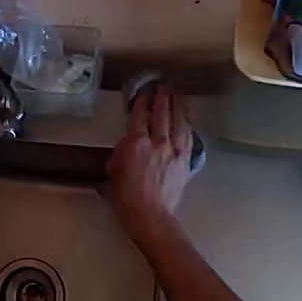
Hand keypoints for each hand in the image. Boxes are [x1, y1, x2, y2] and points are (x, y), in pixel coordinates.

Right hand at [108, 82, 193, 229]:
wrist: (150, 215)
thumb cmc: (126, 197)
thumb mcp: (114, 171)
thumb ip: (121, 152)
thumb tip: (128, 142)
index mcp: (135, 143)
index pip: (138, 116)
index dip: (141, 102)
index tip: (143, 93)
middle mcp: (157, 141)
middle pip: (161, 113)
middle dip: (162, 97)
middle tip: (163, 85)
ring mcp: (173, 150)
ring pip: (177, 121)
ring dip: (177, 105)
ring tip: (177, 93)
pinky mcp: (185, 159)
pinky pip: (187, 135)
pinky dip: (186, 122)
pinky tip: (186, 116)